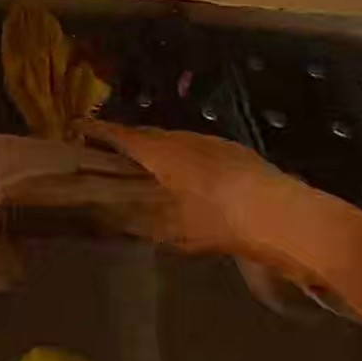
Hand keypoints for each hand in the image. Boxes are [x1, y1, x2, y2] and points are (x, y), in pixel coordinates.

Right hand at [88, 121, 361, 284]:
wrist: (289, 216)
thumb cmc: (222, 221)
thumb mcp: (177, 231)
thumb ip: (145, 222)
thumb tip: (120, 221)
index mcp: (157, 151)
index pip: (114, 133)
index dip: (91, 130)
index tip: (72, 128)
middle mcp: (177, 137)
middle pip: (141, 134)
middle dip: (123, 141)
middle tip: (111, 155)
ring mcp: (208, 140)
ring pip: (171, 140)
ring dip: (157, 150)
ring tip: (151, 169)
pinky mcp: (233, 150)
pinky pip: (196, 148)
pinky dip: (185, 158)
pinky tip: (194, 180)